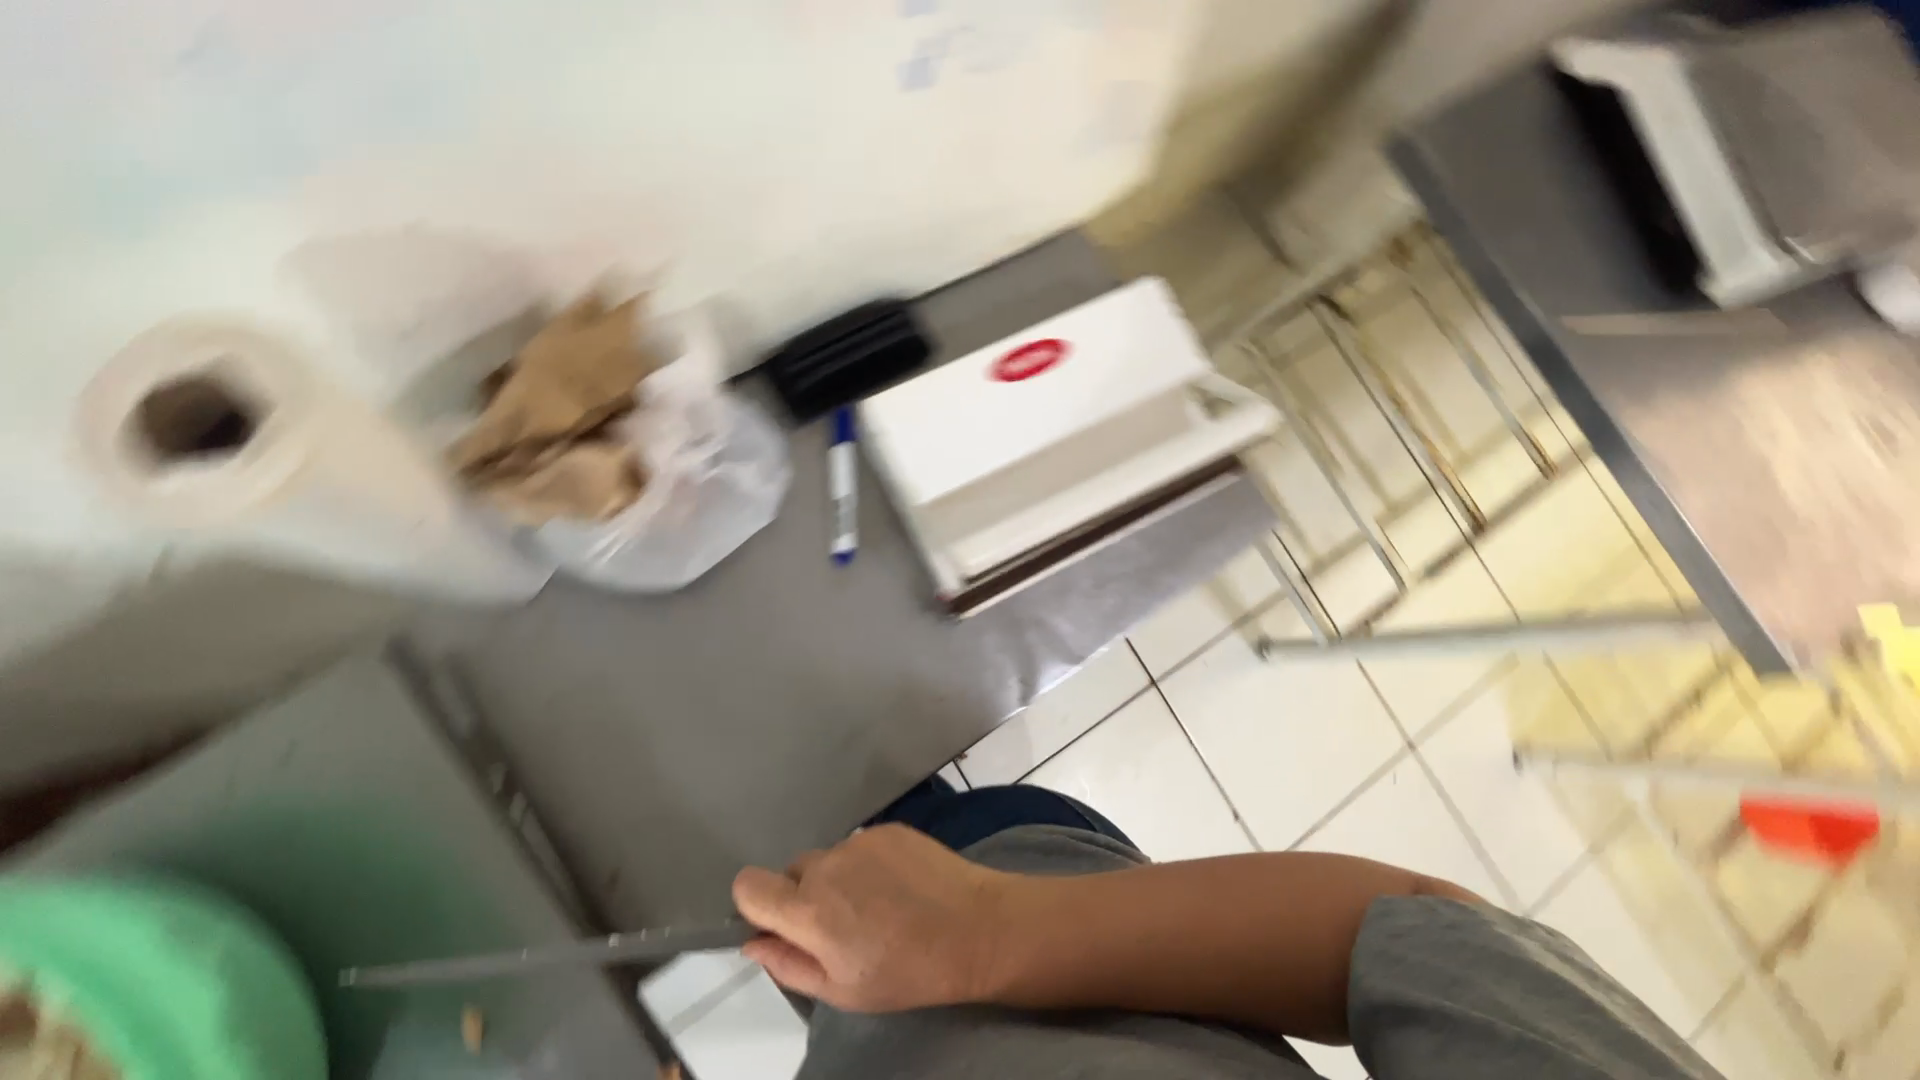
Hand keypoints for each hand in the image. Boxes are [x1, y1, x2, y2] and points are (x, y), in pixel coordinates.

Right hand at [731, 825, 1021, 1011]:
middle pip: (792, 871)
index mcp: (808, 911)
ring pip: (829, 858)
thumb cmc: (906, 971)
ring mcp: (859, 841)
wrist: (975, 929)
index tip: (780, 920)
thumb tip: (752, 941)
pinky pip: (860, 846)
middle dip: (804, 894)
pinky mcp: (888, 828)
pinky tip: (899, 886)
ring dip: (839, 878)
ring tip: (879, 905)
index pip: (749, 885)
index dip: (756, 902)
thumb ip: (787, 964)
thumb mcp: (841, 989)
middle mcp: (826, 866)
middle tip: (843, 923)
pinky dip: (869, 864)